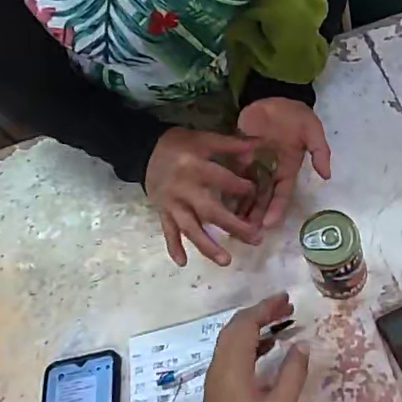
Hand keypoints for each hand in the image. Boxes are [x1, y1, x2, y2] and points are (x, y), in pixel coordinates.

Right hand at [146, 128, 261, 267]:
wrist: (143, 150)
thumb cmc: (179, 144)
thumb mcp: (204, 139)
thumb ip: (230, 144)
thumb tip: (258, 145)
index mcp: (196, 167)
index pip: (224, 181)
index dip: (243, 188)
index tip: (258, 193)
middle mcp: (184, 189)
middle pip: (211, 212)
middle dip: (234, 227)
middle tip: (255, 239)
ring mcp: (172, 204)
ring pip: (190, 228)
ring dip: (208, 246)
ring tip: (226, 262)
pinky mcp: (162, 212)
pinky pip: (168, 231)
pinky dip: (174, 247)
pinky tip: (183, 263)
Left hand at [198, 294, 309, 401]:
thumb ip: (292, 374)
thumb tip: (302, 345)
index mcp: (231, 366)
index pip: (246, 324)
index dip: (265, 308)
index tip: (286, 299)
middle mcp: (220, 367)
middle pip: (237, 328)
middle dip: (260, 313)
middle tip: (287, 308)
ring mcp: (217, 380)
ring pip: (234, 341)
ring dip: (255, 328)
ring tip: (282, 323)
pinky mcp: (221, 392)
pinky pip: (234, 355)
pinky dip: (251, 344)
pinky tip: (269, 350)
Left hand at [235, 98, 332, 229]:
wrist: (274, 95)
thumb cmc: (295, 115)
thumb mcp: (312, 130)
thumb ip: (320, 151)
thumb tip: (327, 175)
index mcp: (288, 168)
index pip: (282, 193)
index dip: (276, 209)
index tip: (268, 224)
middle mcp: (270, 170)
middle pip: (263, 198)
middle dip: (256, 215)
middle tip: (246, 233)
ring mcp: (254, 163)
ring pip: (246, 190)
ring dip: (240, 206)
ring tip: (230, 224)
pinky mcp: (238, 154)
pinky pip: (231, 174)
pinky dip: (226, 187)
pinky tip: (217, 201)